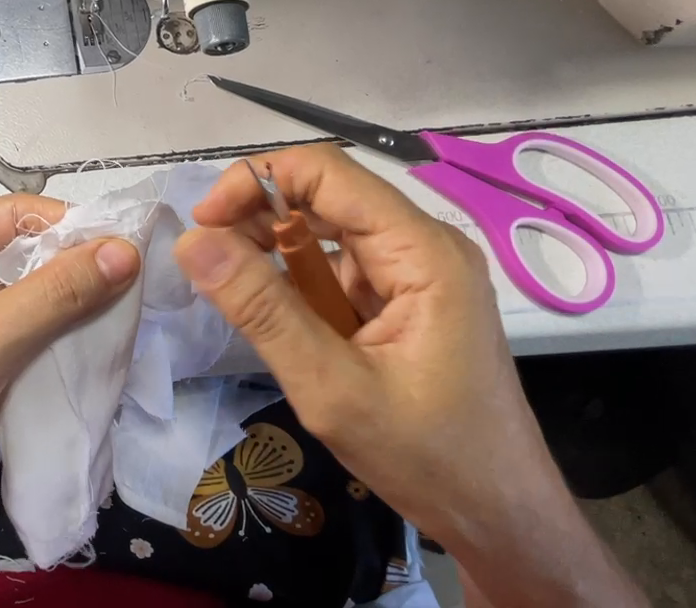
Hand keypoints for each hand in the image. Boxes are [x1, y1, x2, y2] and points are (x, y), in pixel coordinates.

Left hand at [0, 194, 141, 504]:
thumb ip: (56, 294)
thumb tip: (124, 250)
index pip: (15, 213)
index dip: (69, 224)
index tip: (126, 246)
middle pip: (32, 243)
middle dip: (79, 257)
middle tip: (136, 273)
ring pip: (43, 278)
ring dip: (82, 289)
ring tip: (132, 298)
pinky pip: (45, 312)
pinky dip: (74, 318)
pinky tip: (109, 324)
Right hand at [175, 144, 642, 607]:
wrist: (503, 522)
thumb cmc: (429, 458)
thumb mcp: (331, 387)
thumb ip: (262, 309)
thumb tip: (192, 242)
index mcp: (421, 251)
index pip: (326, 172)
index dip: (257, 181)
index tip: (206, 226)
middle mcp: (421, 245)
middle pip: (323, 195)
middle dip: (258, 218)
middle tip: (212, 265)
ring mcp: (414, 272)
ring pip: (324, 229)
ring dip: (273, 251)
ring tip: (240, 296)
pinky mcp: (402, 298)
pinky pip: (334, 264)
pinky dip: (294, 280)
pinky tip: (277, 317)